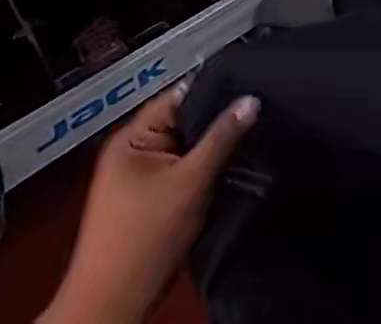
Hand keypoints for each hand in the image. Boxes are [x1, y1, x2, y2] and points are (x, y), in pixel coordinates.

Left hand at [38, 86, 258, 323]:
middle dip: (222, 113)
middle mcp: (135, 150)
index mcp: (131, 139)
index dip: (217, 85)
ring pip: (192, 141)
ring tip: (257, 125)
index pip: (179, 95)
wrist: (116, 300)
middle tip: (263, 103)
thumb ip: (223, 136)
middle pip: (188, 117)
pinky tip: (239, 155)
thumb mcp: (190, 180)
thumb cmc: (145, 235)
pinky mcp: (157, 191)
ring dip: (218, 139)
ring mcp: (145, 172)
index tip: (255, 79)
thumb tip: (252, 98)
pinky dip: (212, 159)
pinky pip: (191, 162)